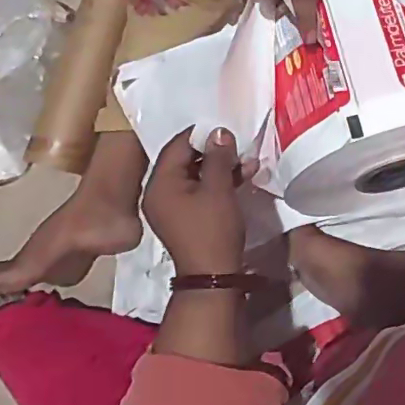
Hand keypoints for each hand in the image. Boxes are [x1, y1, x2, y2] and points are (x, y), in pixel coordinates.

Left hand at [142, 127, 245, 276]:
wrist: (212, 276)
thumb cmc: (213, 230)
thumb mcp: (218, 189)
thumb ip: (218, 157)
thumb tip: (219, 132)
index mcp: (159, 184)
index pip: (176, 147)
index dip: (201, 134)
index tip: (224, 128)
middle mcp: (158, 193)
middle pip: (183, 160)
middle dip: (212, 151)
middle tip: (237, 145)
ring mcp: (170, 207)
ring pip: (193, 176)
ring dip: (218, 167)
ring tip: (247, 161)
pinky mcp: (183, 217)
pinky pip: (197, 191)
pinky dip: (216, 183)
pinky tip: (241, 177)